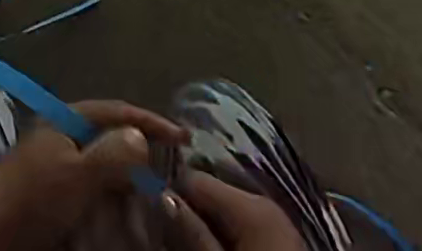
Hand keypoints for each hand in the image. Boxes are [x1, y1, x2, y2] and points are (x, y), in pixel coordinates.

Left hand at [0, 100, 185, 250]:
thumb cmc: (36, 199)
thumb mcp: (77, 174)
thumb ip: (110, 154)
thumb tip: (139, 134)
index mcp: (62, 122)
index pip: (112, 111)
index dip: (147, 120)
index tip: (184, 138)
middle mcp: (59, 138)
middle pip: (108, 137)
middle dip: (140, 151)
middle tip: (174, 170)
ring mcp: (56, 166)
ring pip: (103, 166)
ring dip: (130, 179)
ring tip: (158, 194)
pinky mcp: (55, 195)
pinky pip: (93, 190)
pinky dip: (114, 198)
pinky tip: (130, 212)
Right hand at [160, 172, 308, 250]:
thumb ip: (189, 232)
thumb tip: (157, 193)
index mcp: (252, 206)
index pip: (190, 176)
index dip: (164, 191)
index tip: (144, 211)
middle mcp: (263, 206)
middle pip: (205, 194)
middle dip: (181, 211)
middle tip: (159, 233)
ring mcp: (274, 227)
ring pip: (219, 214)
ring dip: (197, 228)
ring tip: (178, 245)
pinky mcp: (278, 246)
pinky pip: (237, 231)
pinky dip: (217, 239)